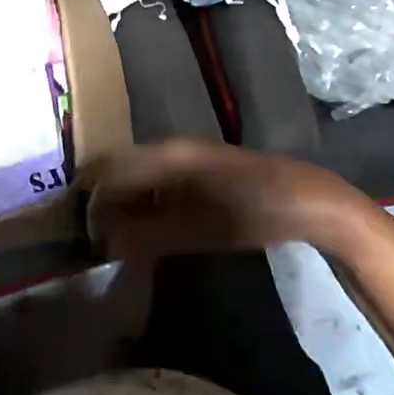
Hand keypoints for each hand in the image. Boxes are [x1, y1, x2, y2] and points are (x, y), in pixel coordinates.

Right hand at [83, 140, 380, 262]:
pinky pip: (158, 189)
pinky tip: (146, 235)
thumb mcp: (200, 229)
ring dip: (125, 209)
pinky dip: (145, 209)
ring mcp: (186, 162)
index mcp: (167, 154)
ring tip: (116, 242)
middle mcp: (170, 151)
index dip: (92, 199)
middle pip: (121, 172)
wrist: (309, 202)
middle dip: (105, 205)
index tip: (84, 233)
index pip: (110, 169)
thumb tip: (108, 243)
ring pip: (138, 181)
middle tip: (97, 241)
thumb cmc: (255, 209)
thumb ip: (150, 235)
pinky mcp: (198, 177)